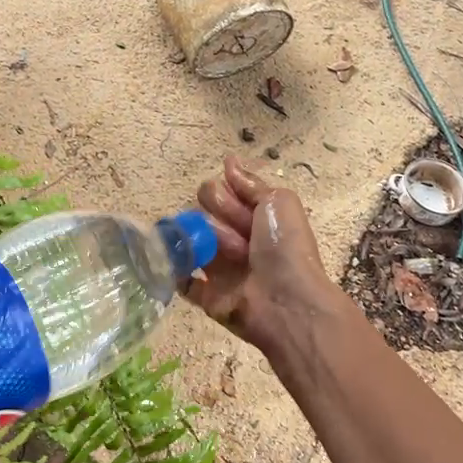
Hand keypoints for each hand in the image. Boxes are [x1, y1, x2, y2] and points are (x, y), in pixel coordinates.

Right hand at [185, 156, 362, 366]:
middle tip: (238, 237)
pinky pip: (181, 277)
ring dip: (203, 241)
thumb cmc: (286, 247)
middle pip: (201, 212)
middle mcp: (232, 238)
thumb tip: (229, 162)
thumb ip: (251, 184)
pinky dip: (176, 269)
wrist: (285, 300)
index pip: (218, 193)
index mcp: (250, 218)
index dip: (225, 196)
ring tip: (226, 256)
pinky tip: (178, 258)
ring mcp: (217, 267)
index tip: (242, 208)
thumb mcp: (279, 202)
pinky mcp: (206, 294)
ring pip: (190, 239)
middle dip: (216, 217)